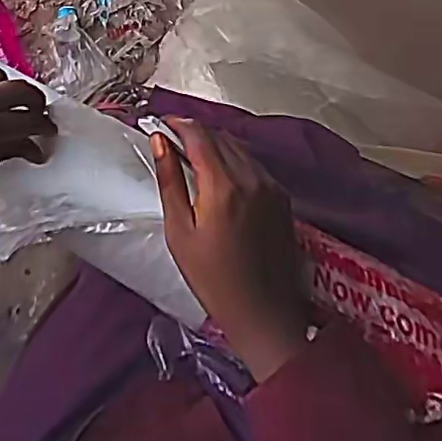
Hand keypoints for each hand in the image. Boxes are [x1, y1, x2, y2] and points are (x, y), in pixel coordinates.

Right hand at [151, 117, 311, 380]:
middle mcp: (251, 177)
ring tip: (191, 157)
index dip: (177, 124)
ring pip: (236, 146)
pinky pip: (252, 163)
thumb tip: (159, 140)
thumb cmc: (213, 279)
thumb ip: (169, 180)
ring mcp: (270, 185)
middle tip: (171, 141)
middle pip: (218, 136)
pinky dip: (232, 158)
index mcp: (223, 185)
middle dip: (193, 132)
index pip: (198, 134)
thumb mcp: (180, 231)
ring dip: (213, 144)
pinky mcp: (282, 196)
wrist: (265, 317)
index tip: (160, 125)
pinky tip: (219, 175)